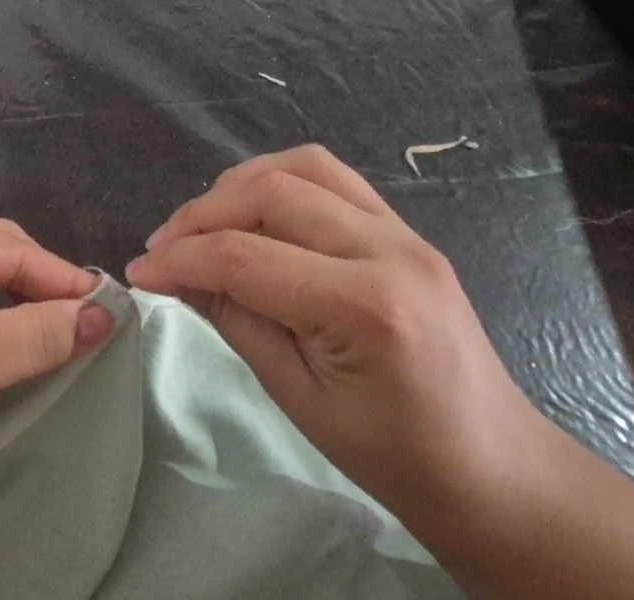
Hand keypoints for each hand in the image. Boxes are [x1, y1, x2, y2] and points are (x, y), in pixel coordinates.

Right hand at [123, 145, 551, 525]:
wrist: (493, 466)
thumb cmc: (394, 455)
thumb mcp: (299, 397)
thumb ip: (235, 322)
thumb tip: (174, 276)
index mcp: (364, 305)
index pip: (245, 257)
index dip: (180, 259)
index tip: (139, 272)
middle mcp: (388, 249)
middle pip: (271, 193)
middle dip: (201, 214)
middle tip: (164, 248)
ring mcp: (404, 231)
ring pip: (304, 166)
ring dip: (240, 185)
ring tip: (204, 222)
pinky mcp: (405, 230)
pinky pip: (333, 178)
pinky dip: (280, 182)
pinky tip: (254, 212)